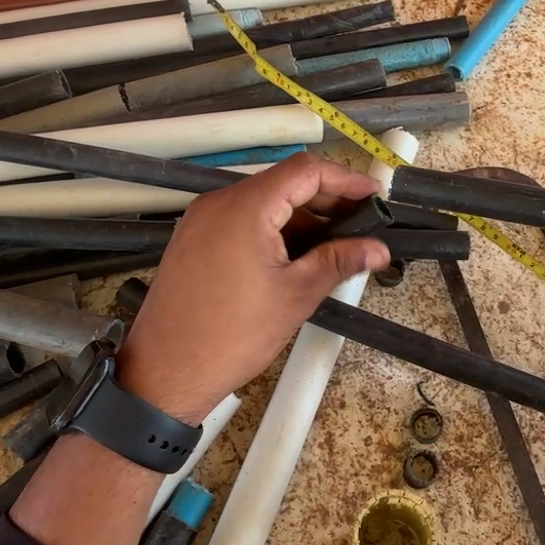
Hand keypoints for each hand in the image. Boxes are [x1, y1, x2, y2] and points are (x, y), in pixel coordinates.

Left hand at [116, 152, 391, 422]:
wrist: (166, 373)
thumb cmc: (229, 337)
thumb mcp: (296, 295)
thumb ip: (340, 261)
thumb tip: (378, 250)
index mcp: (245, 208)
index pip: (305, 171)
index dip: (346, 179)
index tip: (373, 195)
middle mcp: (219, 203)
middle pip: (284, 181)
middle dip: (327, 199)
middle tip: (362, 223)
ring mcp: (203, 220)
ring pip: (264, 201)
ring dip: (302, 217)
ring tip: (337, 244)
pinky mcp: (196, 239)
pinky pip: (243, 219)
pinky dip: (275, 229)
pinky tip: (299, 255)